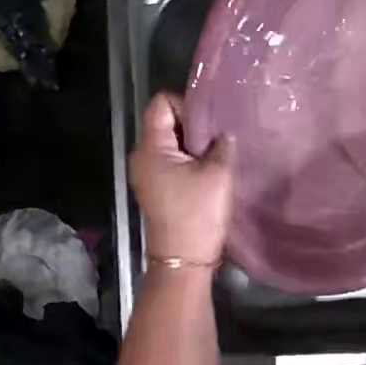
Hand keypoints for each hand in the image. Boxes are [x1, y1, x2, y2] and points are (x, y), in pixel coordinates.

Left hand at [131, 92, 232, 265]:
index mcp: (151, 147)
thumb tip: (223, 133)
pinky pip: (170, 162)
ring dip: (193, 146)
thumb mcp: (217, 173)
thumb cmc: (198, 215)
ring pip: (170, 143)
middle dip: (192, 126)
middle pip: (164, 122)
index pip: (161, 103)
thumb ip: (221, 144)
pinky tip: (207, 173)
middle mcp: (142, 156)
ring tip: (215, 157)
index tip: (209, 124)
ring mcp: (147, 174)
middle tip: (218, 140)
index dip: (186, 105)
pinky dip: (188, 162)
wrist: (184, 260)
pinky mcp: (156, 189)